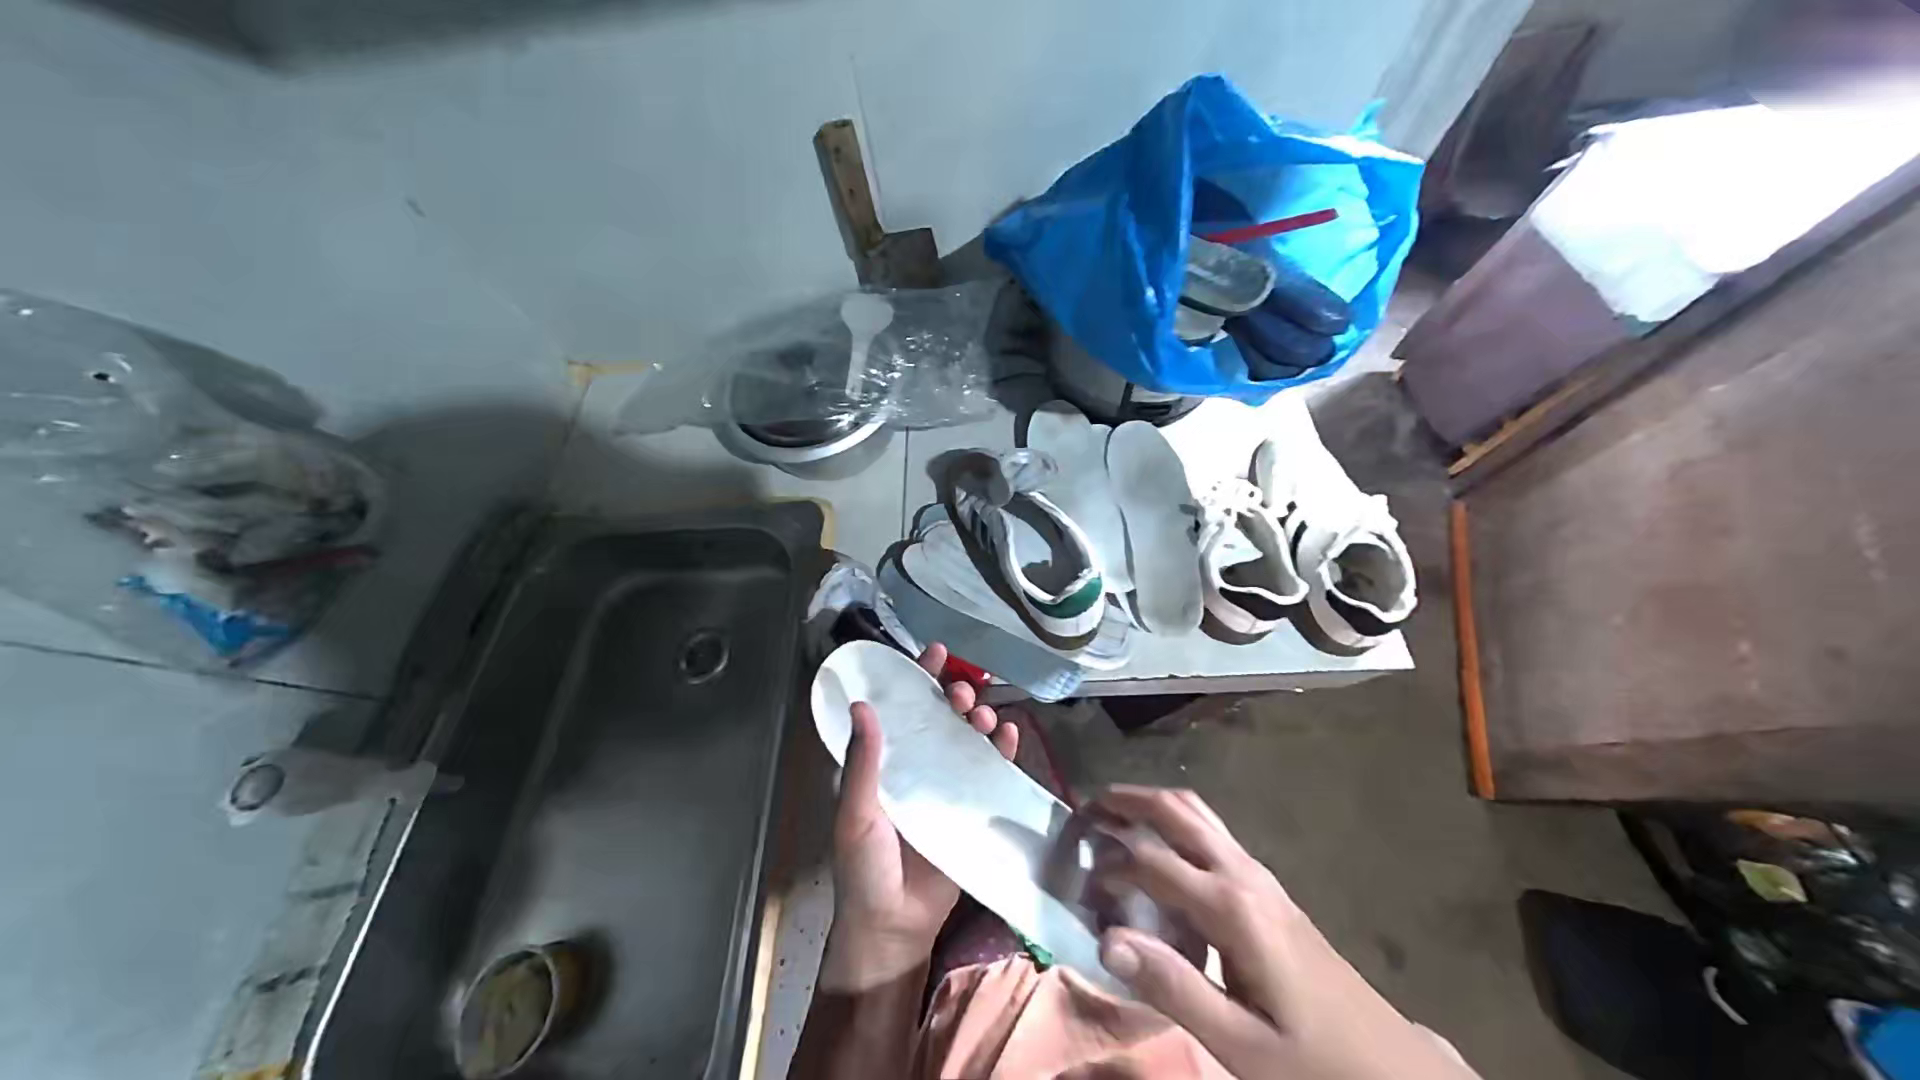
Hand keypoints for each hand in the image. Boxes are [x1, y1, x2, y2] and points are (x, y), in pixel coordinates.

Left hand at [820, 642, 1018, 991]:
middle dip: (953, 696)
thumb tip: (862, 706)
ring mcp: (946, 786)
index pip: (901, 709)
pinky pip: (990, 771)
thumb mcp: (855, 813)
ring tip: (983, 715)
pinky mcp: (971, 807)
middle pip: (940, 717)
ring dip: (978, 720)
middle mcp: (917, 766)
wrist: (895, 926)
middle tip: (962, 692)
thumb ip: (862, 765)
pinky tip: (1009, 736)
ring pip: (967, 739)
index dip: (917, 678)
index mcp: (885, 762)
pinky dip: (1002, 750)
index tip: (936, 652)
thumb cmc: (865, 868)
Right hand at [1092, 786, 1478, 1079]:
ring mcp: (1257, 875)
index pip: (1150, 861)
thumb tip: (1106, 938)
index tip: (1079, 883)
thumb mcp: (1240, 1044)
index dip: (1107, 864)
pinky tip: (1159, 845)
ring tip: (1111, 812)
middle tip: (1084, 810)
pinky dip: (1174, 821)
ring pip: (1196, 812)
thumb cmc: (1312, 1060)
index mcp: (1230, 908)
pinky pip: (1210, 832)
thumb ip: (1171, 987)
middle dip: (1126, 801)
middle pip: (1176, 811)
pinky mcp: (1265, 886)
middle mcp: (1241, 874)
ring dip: (1150, 803)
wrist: (1392, 1066)